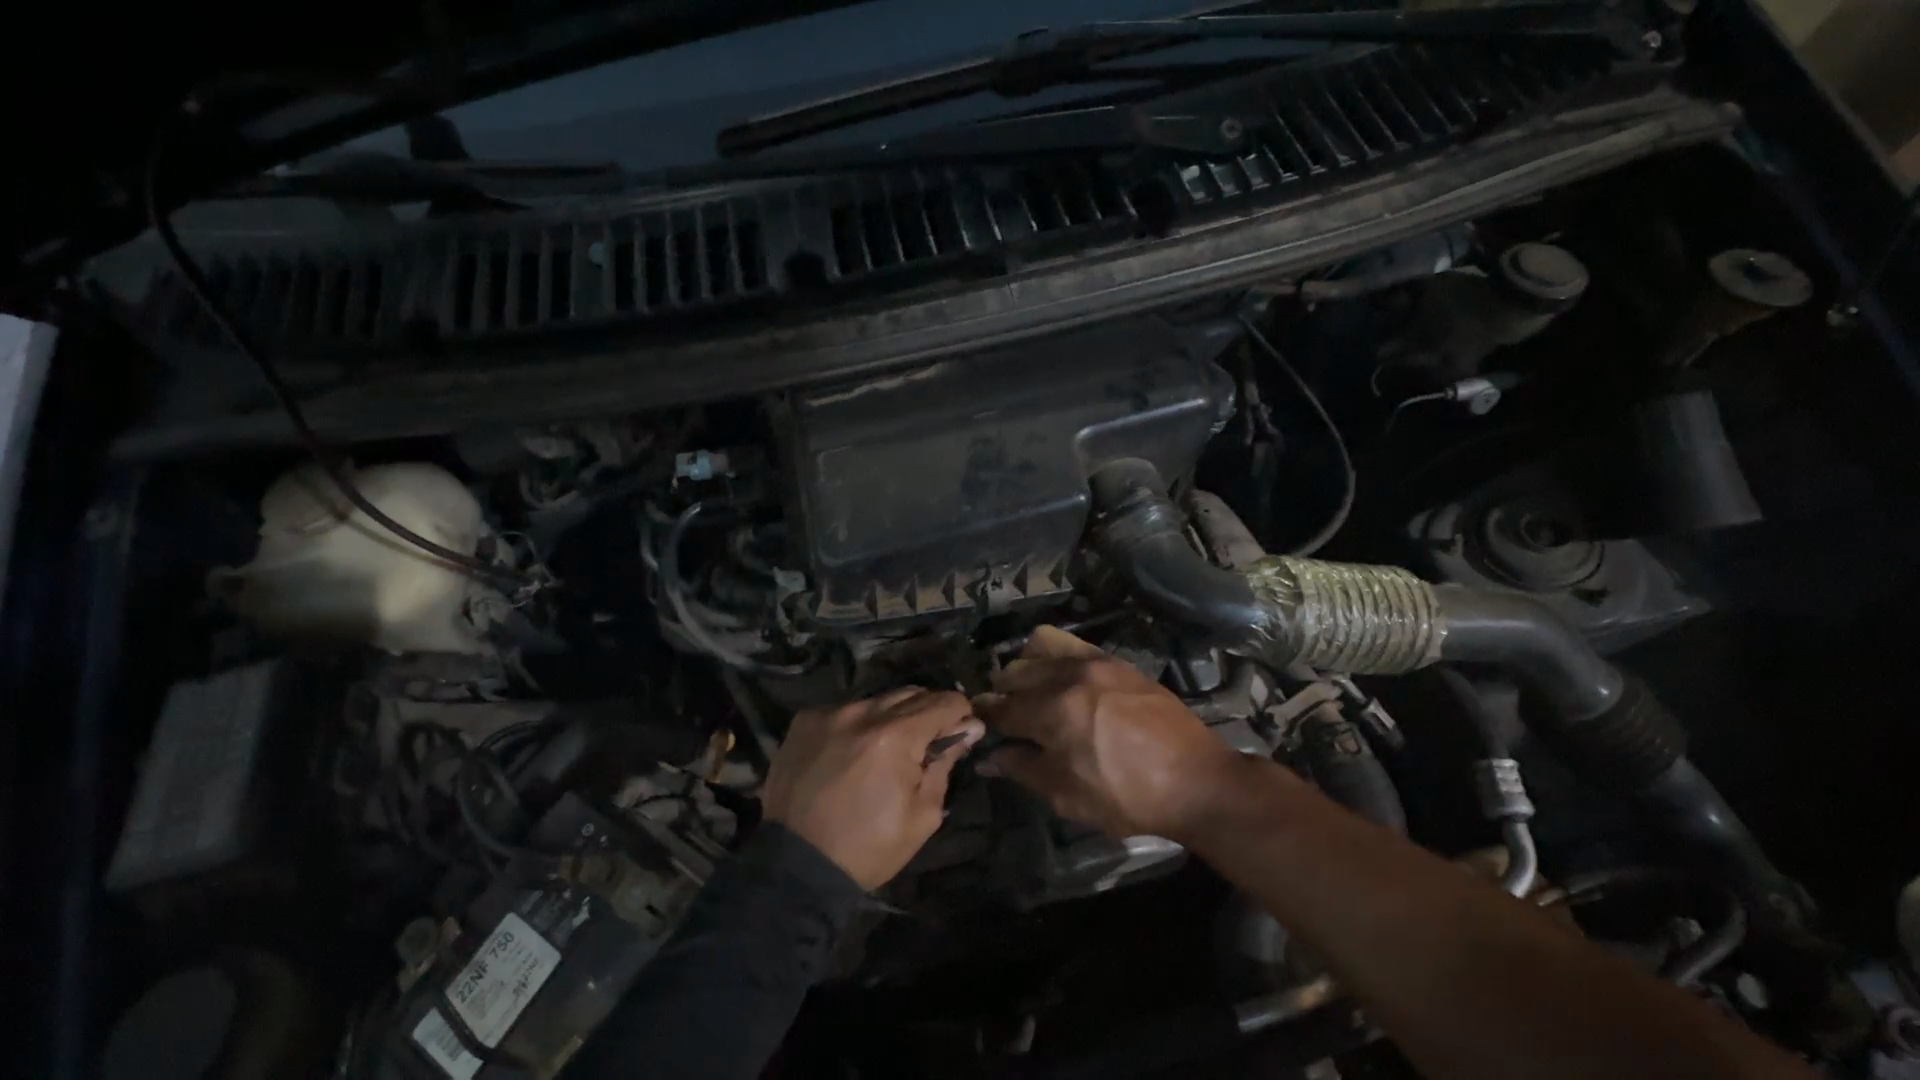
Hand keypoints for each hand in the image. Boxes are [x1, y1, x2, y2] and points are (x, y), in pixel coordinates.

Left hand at [762, 687, 984, 888]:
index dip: (961, 713)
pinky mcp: (804, 721)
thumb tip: (967, 730)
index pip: (944, 701)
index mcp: (895, 736)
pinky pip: (844, 710)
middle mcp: (861, 712)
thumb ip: (945, 765)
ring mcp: (828, 714)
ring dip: (891, 718)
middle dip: (928, 712)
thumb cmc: (868, 847)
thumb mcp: (923, 815)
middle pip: (911, 693)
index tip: (963, 730)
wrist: (796, 865)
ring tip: (887, 749)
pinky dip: (858, 725)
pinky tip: (852, 753)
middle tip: (928, 742)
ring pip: (876, 700)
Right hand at [974, 626, 1240, 839]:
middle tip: (1004, 719)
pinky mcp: (1115, 661)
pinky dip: (1051, 655)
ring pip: (1037, 651)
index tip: (976, 727)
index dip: (983, 719)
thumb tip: (988, 758)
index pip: (1000, 709)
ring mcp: (1094, 663)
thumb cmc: (1128, 798)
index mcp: (1053, 713)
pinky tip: (1057, 678)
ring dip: (1024, 671)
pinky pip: (1069, 644)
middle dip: (1001, 696)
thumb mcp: (1068, 795)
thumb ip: (1023, 769)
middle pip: (1014, 675)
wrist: (1196, 781)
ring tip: (1029, 694)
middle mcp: (1068, 677)